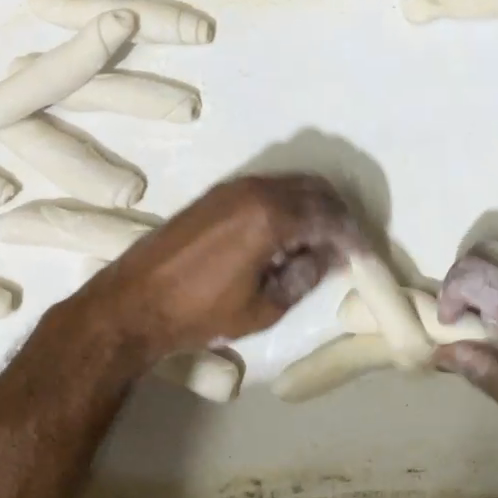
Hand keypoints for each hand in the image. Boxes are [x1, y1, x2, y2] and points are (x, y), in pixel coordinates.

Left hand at [74, 173, 361, 358]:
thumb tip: (330, 256)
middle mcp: (257, 190)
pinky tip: (291, 232)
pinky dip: (292, 203)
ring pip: (294, 184)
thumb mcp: (264, 307)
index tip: (366, 256)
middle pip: (317, 189)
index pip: (329, 217)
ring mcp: (235, 187)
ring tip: (324, 240)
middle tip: (349, 245)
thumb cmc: (200, 314)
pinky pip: (271, 187)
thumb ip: (305, 276)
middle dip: (339, 215)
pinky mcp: (219, 194)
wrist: (132, 304)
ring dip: (316, 206)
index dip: (353, 237)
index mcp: (271, 217)